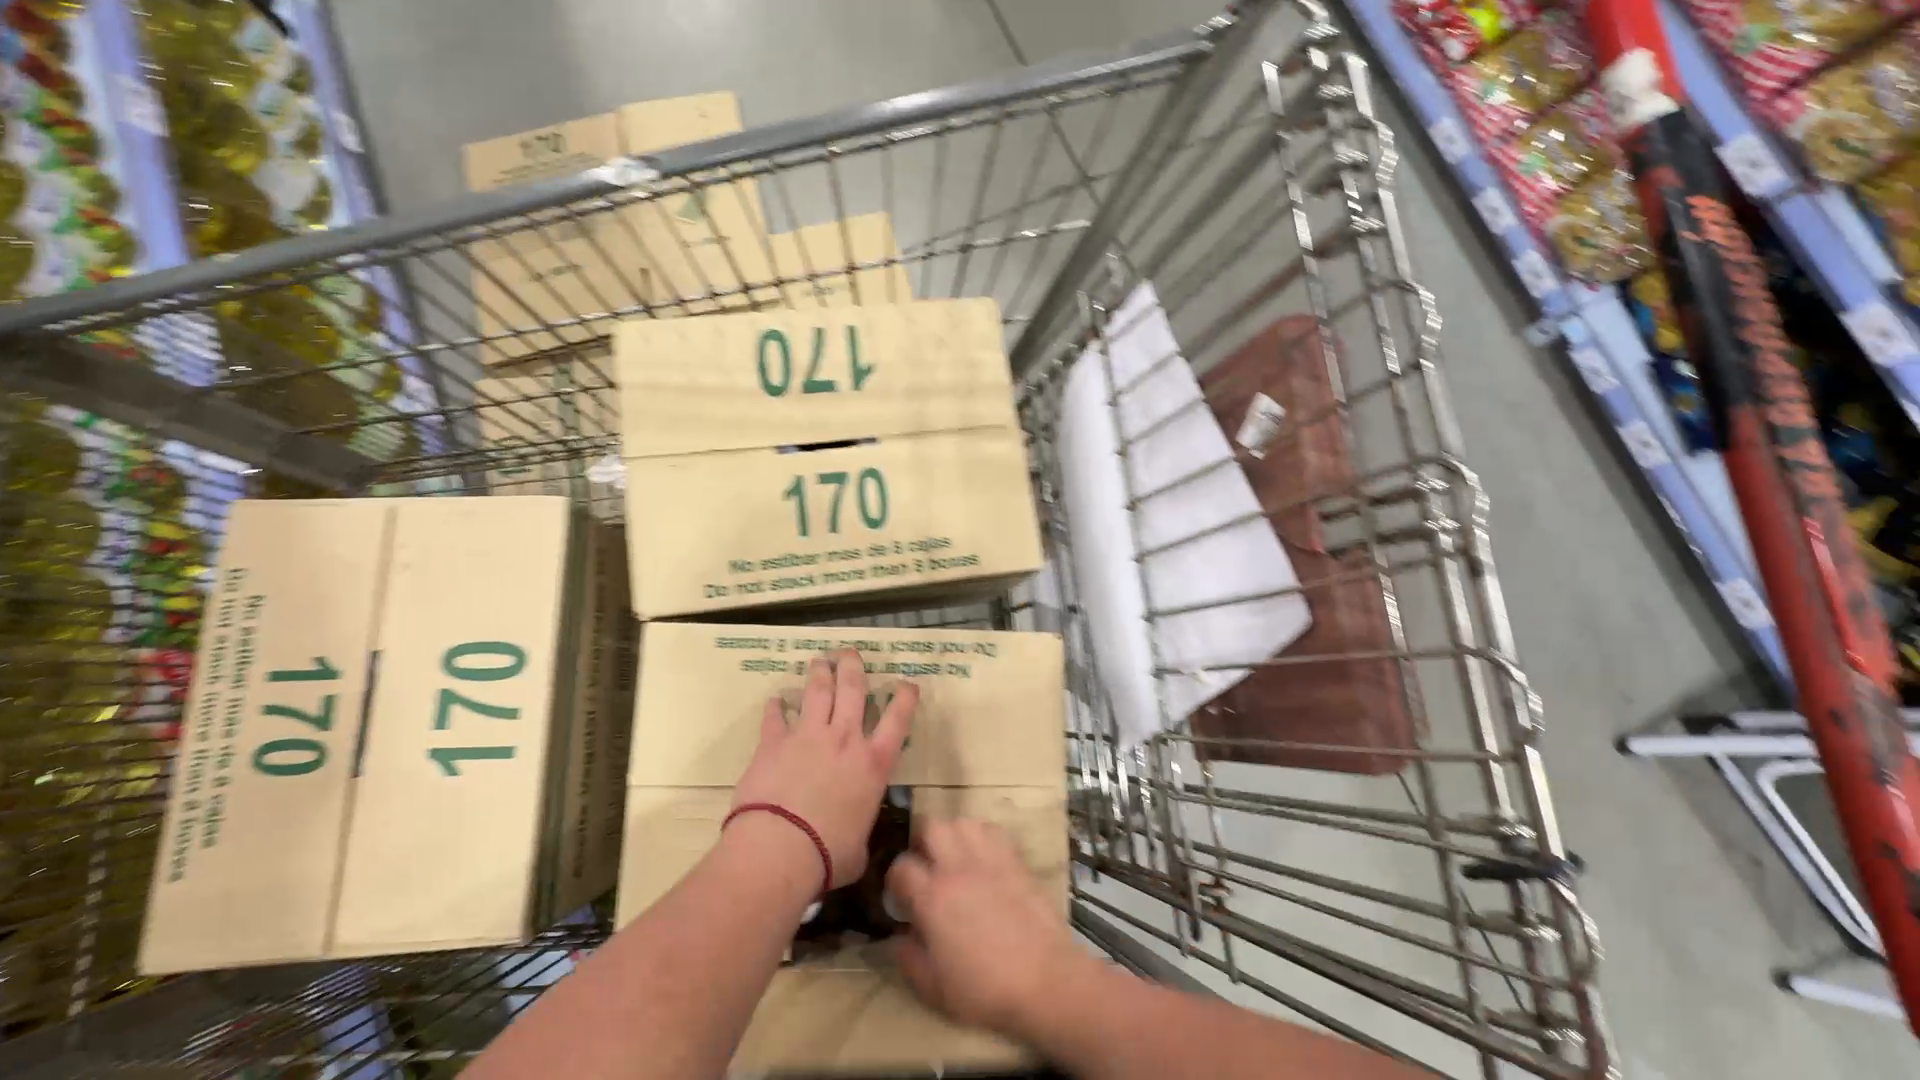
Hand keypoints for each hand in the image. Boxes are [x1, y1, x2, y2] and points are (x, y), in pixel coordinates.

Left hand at [731, 648, 915, 890]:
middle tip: (850, 653)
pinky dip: (776, 706)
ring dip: (820, 673)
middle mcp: (844, 740)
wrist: (780, 848)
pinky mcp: (773, 742)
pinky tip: (776, 699)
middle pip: (853, 690)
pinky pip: (775, 716)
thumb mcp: (860, 847)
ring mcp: (807, 737)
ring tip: (819, 660)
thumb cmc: (829, 854)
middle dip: (853, 667)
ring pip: (817, 692)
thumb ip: (859, 831)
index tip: (906, 683)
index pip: (897, 720)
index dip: (904, 698)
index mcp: (873, 764)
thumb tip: (853, 845)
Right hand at [886, 820, 1088, 1038]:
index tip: (901, 896)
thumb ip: (909, 959)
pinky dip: (983, 837)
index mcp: (933, 898)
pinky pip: (994, 831)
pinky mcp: (1017, 862)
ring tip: (954, 857)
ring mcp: (990, 861)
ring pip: (963, 822)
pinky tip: (983, 858)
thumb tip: (899, 938)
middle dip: (921, 841)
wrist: (1045, 980)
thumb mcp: (934, 989)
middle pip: (931, 827)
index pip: (902, 866)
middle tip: (925, 865)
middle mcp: (958, 869)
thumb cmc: (986, 990)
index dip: (896, 879)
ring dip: (953, 835)